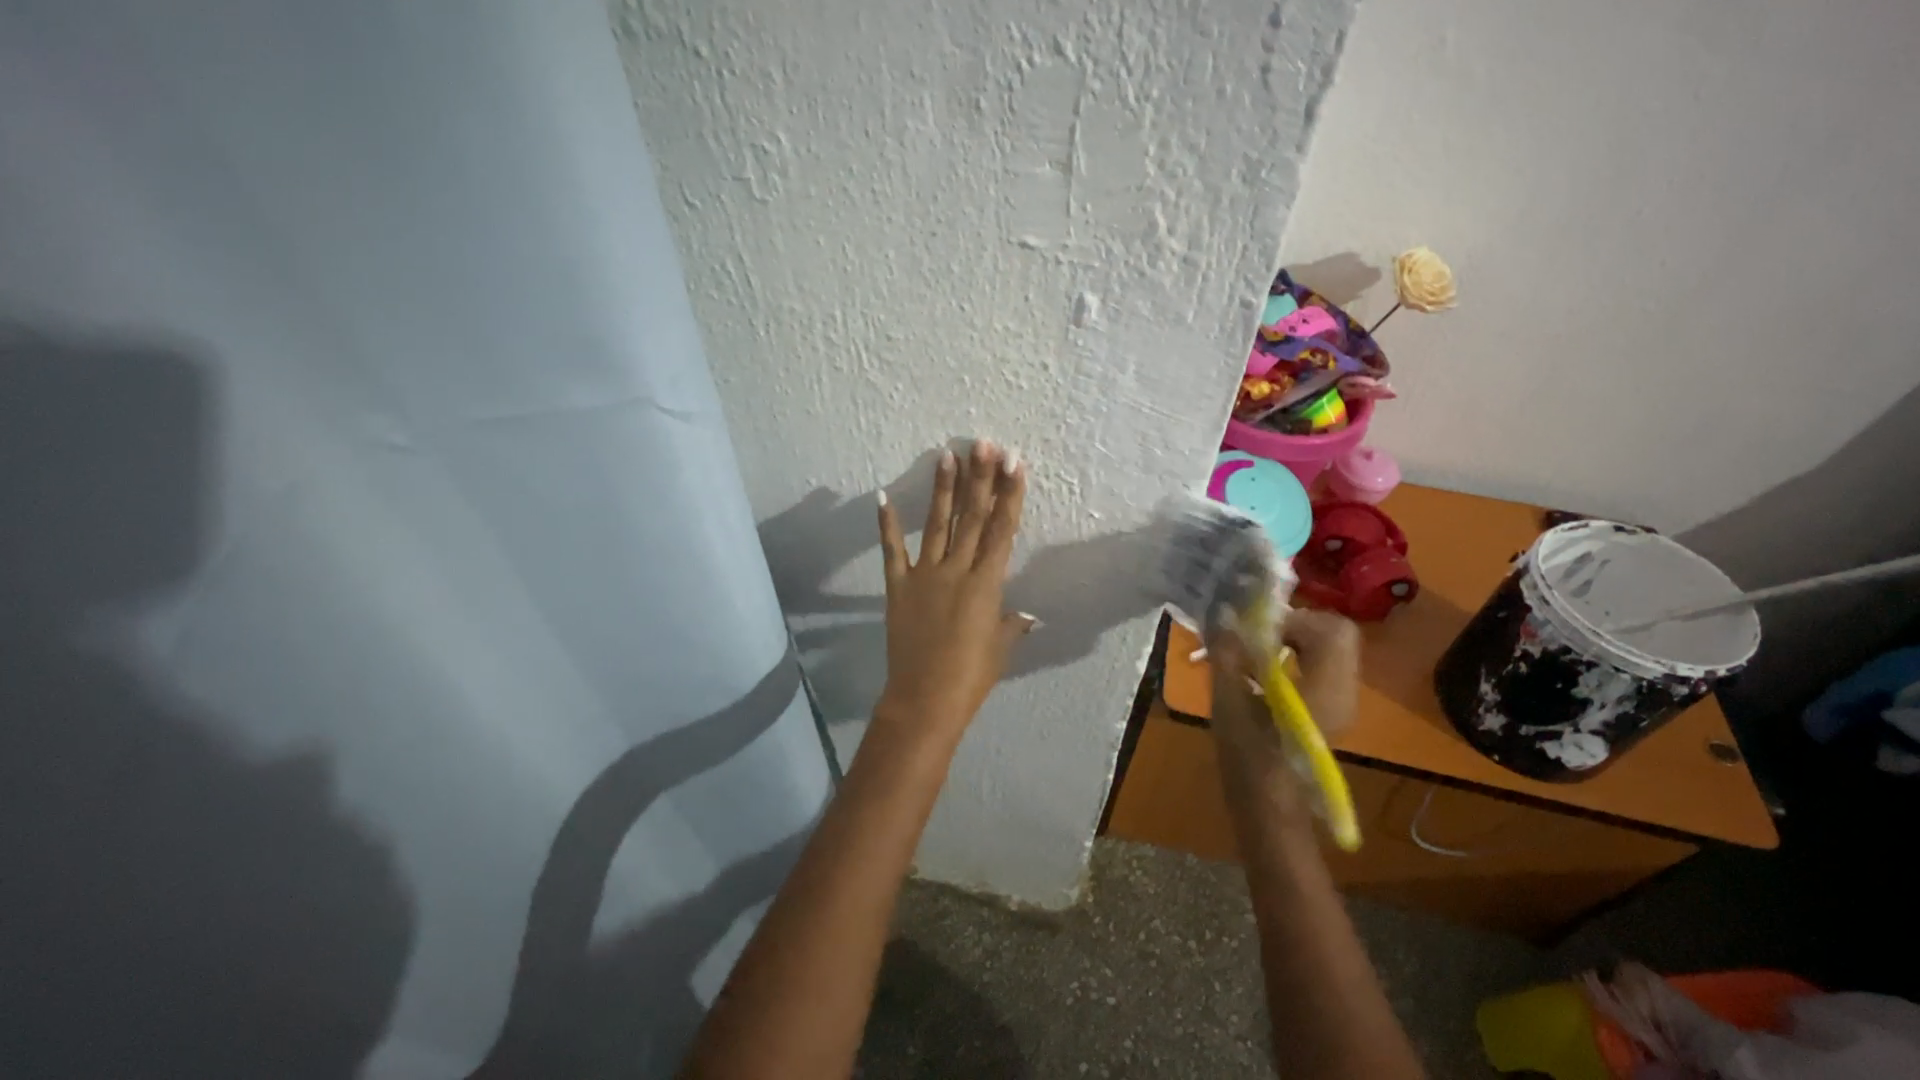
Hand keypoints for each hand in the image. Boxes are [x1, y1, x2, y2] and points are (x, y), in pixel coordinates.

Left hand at [873, 440, 1033, 747]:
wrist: (925, 698)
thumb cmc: (971, 677)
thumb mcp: (999, 648)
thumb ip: (1011, 624)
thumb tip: (1027, 615)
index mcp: (987, 583)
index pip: (1002, 529)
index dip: (1009, 494)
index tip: (1015, 463)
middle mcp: (957, 570)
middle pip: (971, 517)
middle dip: (980, 478)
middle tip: (984, 443)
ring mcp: (924, 575)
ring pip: (937, 524)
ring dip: (943, 488)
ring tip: (947, 454)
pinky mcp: (898, 587)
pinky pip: (892, 551)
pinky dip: (887, 525)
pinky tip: (882, 496)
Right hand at [1209, 608, 1360, 813]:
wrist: (1270, 810)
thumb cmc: (1250, 758)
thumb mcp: (1229, 702)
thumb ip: (1228, 654)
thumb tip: (1222, 614)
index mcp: (1326, 685)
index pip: (1331, 628)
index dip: (1294, 619)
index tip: (1257, 631)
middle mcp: (1345, 689)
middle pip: (1335, 634)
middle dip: (1296, 627)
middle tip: (1258, 639)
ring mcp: (1342, 703)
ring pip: (1330, 651)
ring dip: (1296, 643)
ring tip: (1258, 658)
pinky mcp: (1333, 713)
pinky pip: (1323, 669)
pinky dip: (1299, 661)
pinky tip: (1267, 680)